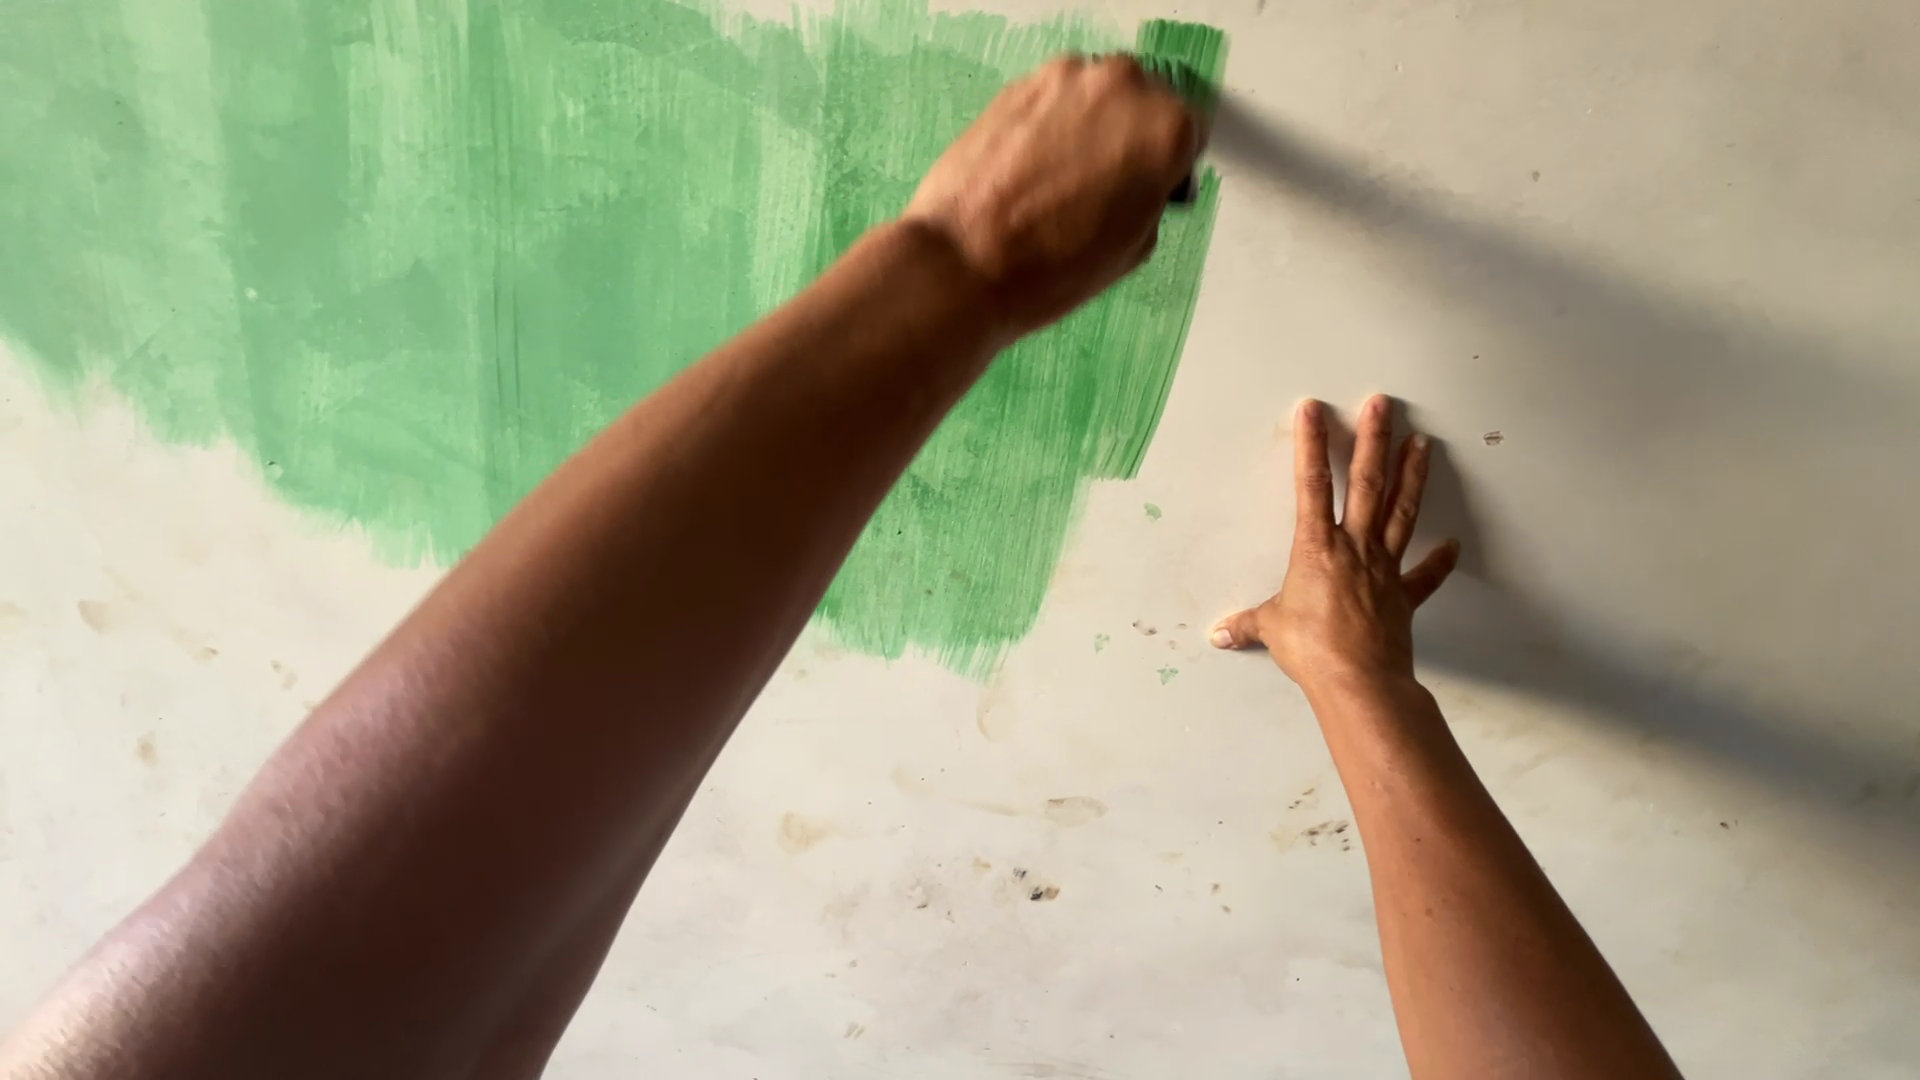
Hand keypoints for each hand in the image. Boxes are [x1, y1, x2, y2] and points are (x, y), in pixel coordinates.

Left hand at [903, 54, 1201, 336]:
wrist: (966, 264)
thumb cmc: (1045, 270)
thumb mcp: (1130, 252)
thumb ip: (1149, 202)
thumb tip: (1138, 189)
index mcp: (1167, 131)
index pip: (1188, 135)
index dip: (1168, 170)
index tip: (1151, 189)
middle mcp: (1122, 88)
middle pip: (1142, 107)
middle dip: (1127, 144)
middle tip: (1101, 194)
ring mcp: (1066, 80)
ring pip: (1094, 100)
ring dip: (1086, 133)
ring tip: (1058, 190)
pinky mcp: (1017, 86)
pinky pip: (1051, 103)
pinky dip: (1047, 130)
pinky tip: (1030, 177)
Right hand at [1211, 395, 1459, 690]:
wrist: (1358, 681)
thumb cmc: (1311, 648)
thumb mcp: (1270, 629)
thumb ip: (1246, 624)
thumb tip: (1219, 634)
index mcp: (1316, 548)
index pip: (1311, 485)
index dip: (1310, 445)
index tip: (1314, 411)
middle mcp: (1354, 548)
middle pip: (1367, 484)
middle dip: (1372, 441)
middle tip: (1382, 406)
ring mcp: (1384, 569)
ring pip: (1401, 512)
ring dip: (1412, 476)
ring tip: (1422, 443)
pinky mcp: (1403, 596)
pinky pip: (1424, 575)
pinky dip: (1439, 561)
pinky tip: (1453, 545)